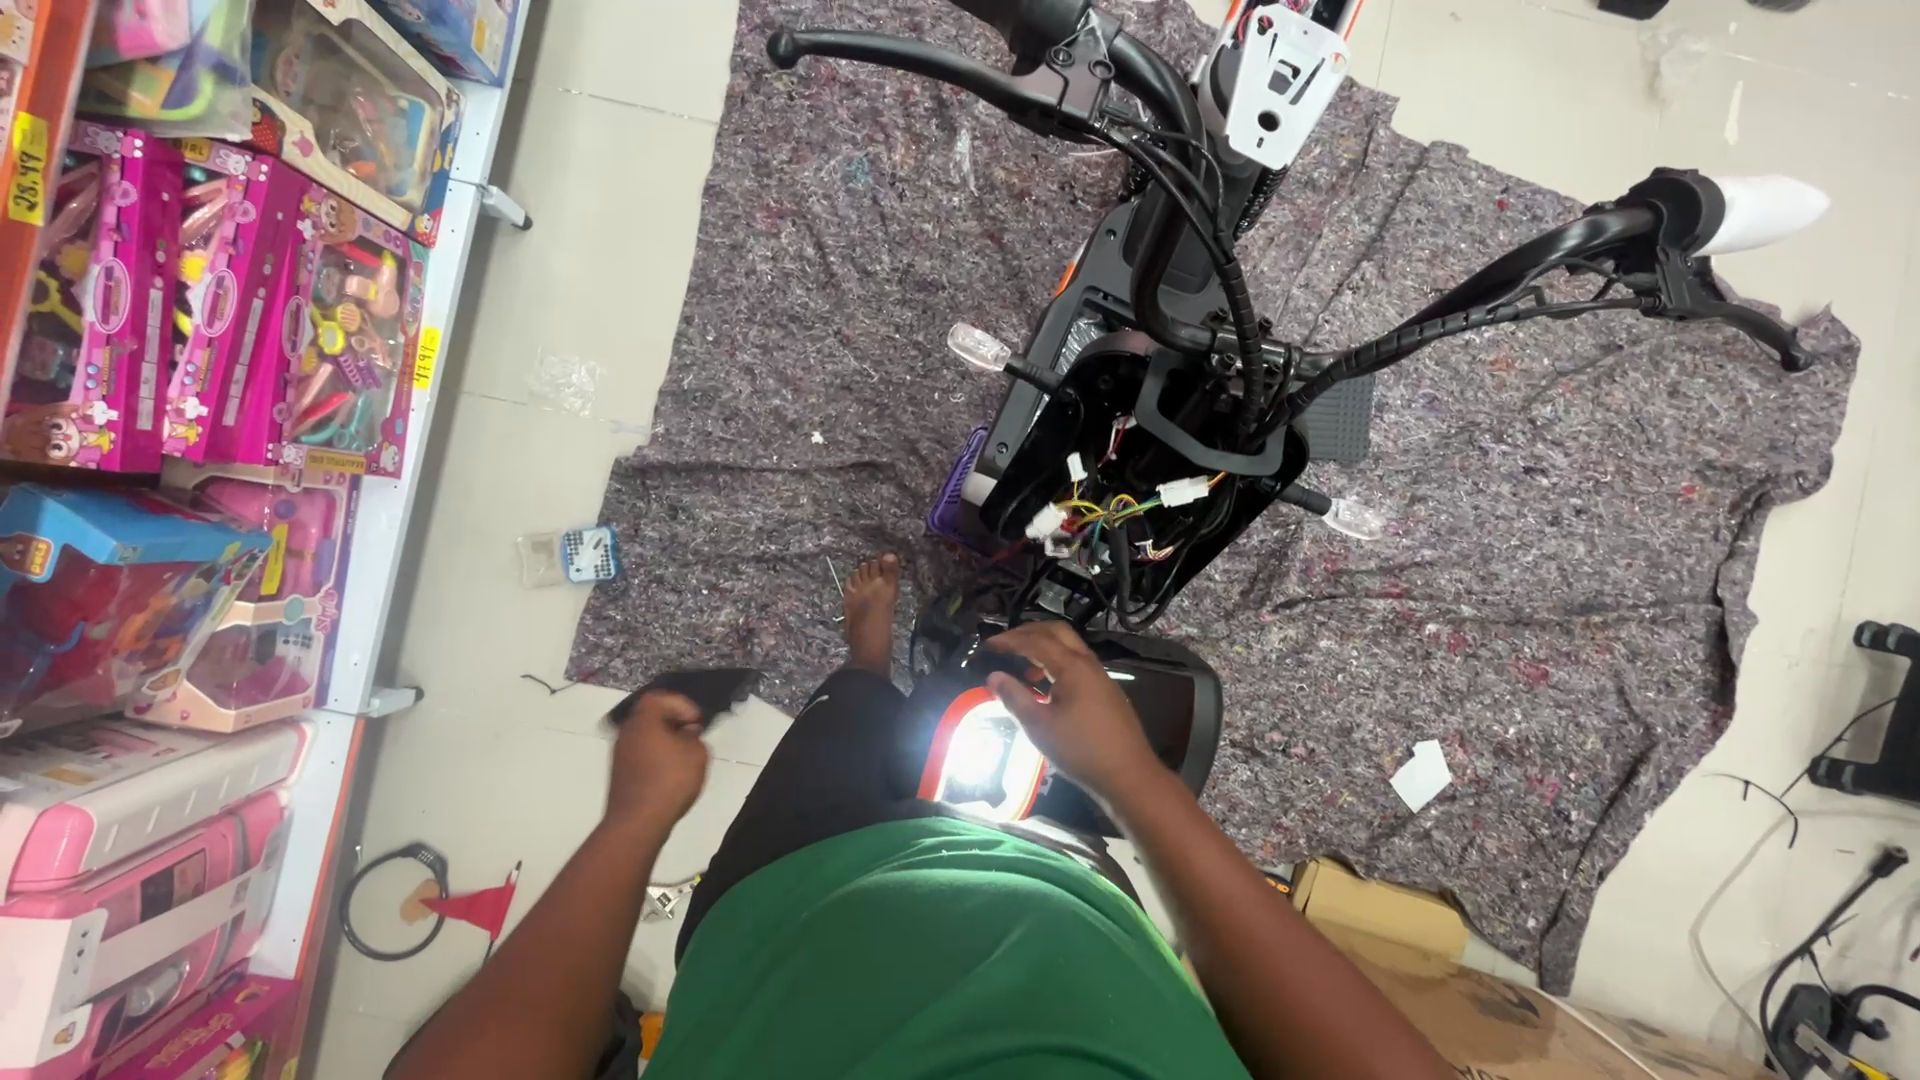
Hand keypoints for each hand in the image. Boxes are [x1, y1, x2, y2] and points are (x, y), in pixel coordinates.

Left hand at [605, 691, 708, 833]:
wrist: (637, 822)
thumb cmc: (670, 781)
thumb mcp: (697, 754)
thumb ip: (694, 737)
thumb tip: (685, 734)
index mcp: (644, 721)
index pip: (658, 698)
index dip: (680, 704)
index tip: (695, 721)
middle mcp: (627, 733)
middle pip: (650, 717)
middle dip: (673, 723)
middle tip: (691, 735)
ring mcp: (620, 755)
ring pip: (645, 737)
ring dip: (664, 741)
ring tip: (684, 756)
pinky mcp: (620, 774)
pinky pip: (641, 755)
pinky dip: (656, 757)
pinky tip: (671, 773)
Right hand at [983, 621, 1161, 800]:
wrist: (1129, 776)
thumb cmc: (1080, 750)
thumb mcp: (1039, 726)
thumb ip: (1014, 698)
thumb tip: (993, 676)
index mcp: (1072, 666)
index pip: (1036, 641)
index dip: (1009, 640)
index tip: (986, 645)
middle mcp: (1088, 663)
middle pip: (1057, 632)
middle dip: (1028, 632)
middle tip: (1005, 644)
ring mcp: (1100, 676)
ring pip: (1069, 647)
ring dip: (1043, 647)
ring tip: (1022, 667)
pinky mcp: (1105, 691)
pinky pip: (1077, 663)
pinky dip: (1056, 663)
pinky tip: (1045, 687)